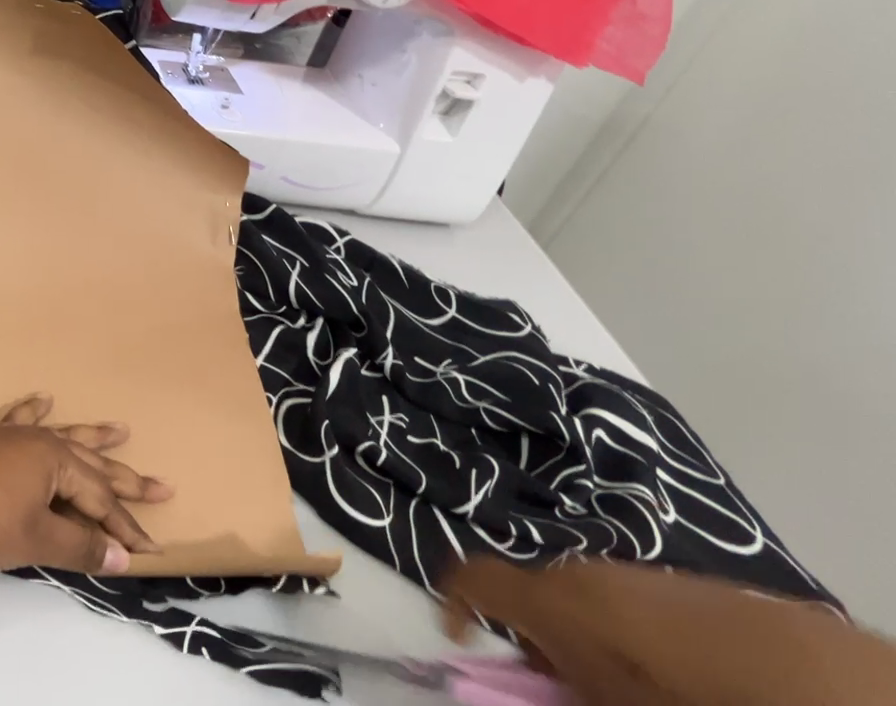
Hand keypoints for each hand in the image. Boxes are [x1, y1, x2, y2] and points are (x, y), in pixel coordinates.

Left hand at [0, 393, 172, 575]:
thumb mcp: (38, 539)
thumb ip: (81, 547)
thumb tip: (122, 557)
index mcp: (56, 462)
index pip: (101, 499)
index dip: (126, 528)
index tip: (150, 550)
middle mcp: (39, 442)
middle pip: (91, 465)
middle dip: (125, 479)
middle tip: (161, 485)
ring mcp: (12, 439)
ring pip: (62, 436)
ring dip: (91, 436)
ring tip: (120, 429)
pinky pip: (17, 420)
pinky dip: (31, 411)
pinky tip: (41, 399)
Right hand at [442, 557, 895, 705]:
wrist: (814, 681)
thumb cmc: (684, 698)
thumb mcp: (606, 704)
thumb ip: (554, 693)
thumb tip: (522, 687)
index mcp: (552, 600)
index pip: (471, 577)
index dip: (452, 602)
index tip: (461, 642)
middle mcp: (581, 574)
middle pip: (532, 593)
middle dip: (535, 638)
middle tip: (560, 686)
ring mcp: (635, 574)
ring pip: (584, 598)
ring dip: (585, 637)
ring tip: (625, 686)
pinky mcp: (683, 582)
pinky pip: (630, 601)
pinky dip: (630, 633)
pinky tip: (677, 675)